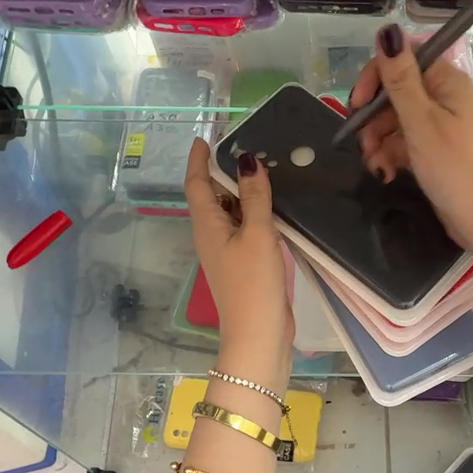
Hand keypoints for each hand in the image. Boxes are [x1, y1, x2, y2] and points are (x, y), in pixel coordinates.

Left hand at [184, 138, 292, 380]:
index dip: (199, 159)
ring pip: (231, 213)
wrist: (258, 336)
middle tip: (248, 147)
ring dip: (243, 192)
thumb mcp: (258, 235)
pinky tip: (275, 209)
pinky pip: (245, 230)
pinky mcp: (244, 266)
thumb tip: (248, 160)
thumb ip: (255, 197)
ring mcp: (228, 252)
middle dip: (225, 171)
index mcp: (207, 225)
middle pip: (213, 195)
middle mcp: (212, 235)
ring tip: (264, 171)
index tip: (204, 136)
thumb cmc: (254, 285)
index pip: (196, 183)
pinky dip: (255, 214)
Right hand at [348, 23, 472, 250]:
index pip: (402, 60)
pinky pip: (403, 145)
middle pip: (394, 93)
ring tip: (375, 167)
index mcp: (445, 81)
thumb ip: (401, 80)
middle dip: (372, 118)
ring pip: (394, 122)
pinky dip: (390, 157)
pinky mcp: (433, 153)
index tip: (356, 106)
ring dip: (378, 142)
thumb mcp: (422, 122)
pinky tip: (385, 174)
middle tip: (363, 145)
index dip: (375, 78)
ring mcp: (438, 127)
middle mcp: (442, 98)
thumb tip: (387, 31)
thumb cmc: (455, 168)